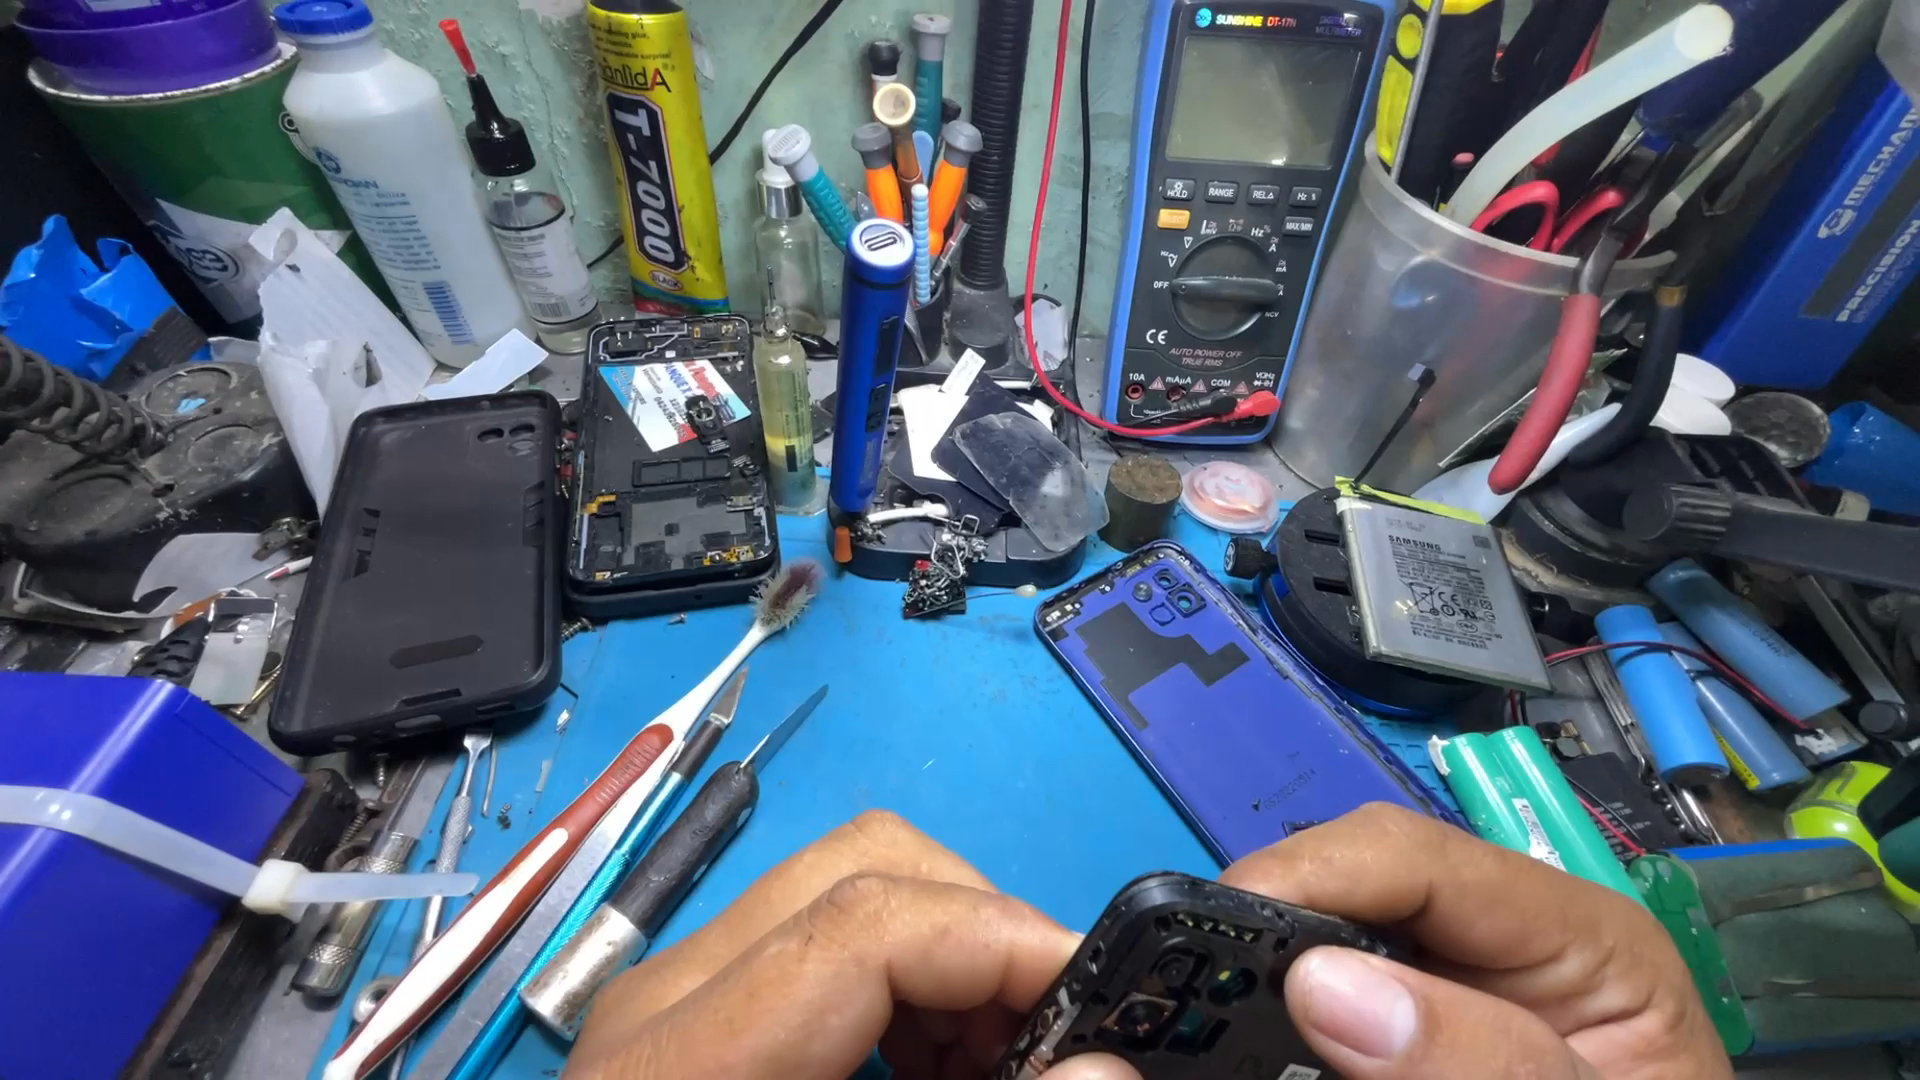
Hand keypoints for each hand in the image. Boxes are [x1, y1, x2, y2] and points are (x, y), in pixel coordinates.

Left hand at [566, 810, 1077, 1079]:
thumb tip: (1109, 1072)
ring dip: (951, 953)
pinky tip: (934, 1065)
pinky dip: (908, 979)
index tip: (1092, 993)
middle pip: (865, 864)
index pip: (862, 923)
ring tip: (998, 1057)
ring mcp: (675, 991)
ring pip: (851, 882)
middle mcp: (667, 996)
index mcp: (681, 1067)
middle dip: (980, 931)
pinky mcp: (693, 1010)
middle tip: (1047, 1035)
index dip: (996, 939)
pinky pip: (826, 931)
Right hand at [1069, 803, 1730, 1079]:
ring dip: (1267, 947)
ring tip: (1208, 989)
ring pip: (1328, 913)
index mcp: (1577, 936)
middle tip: (1198, 967)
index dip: (1307, 870)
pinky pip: (1329, 968)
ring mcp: (1457, 963)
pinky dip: (1281, 989)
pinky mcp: (1419, 998)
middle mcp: (1505, 928)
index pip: (1411, 853)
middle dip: (1274, 909)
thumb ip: (1478, 1063)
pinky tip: (1253, 1011)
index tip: (1221, 921)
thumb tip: (1319, 983)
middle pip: (1356, 870)